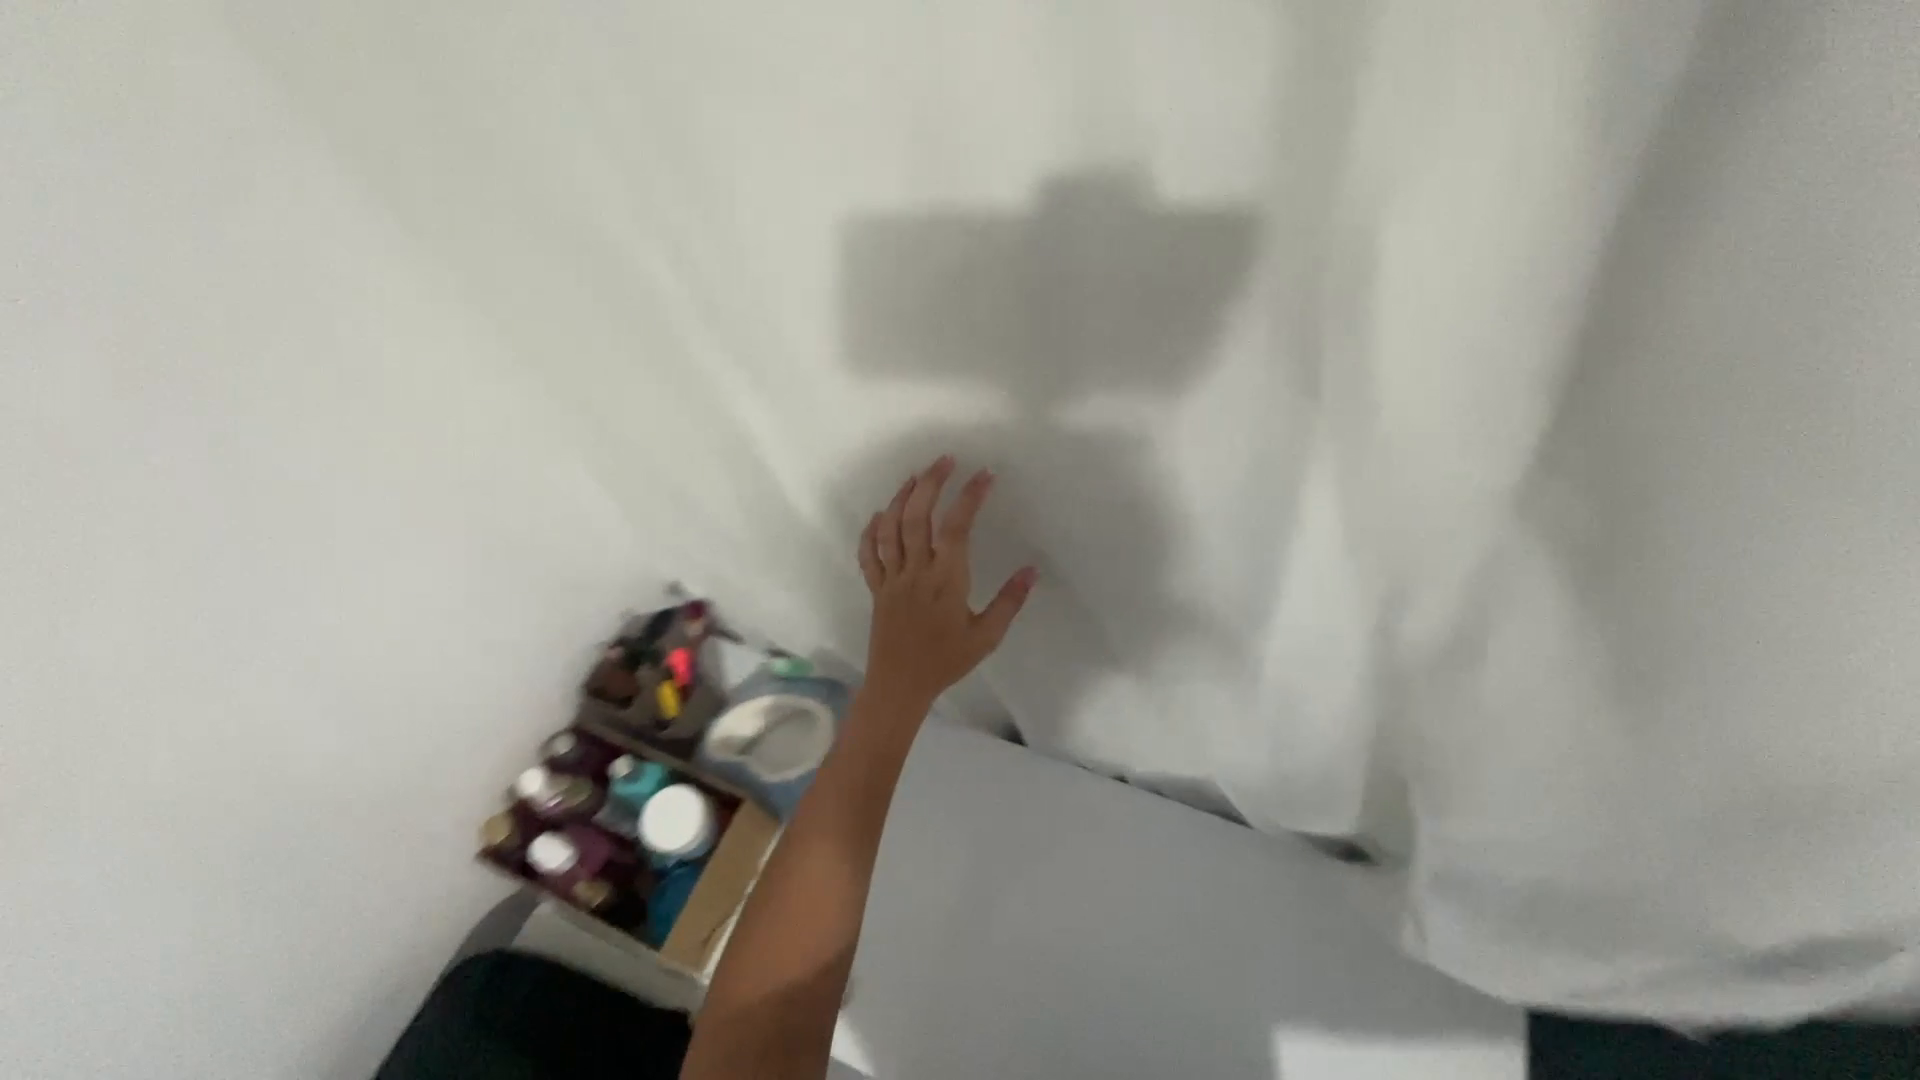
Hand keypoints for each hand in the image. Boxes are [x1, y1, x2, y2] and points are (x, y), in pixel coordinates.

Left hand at [857, 455, 1036, 709]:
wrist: (899, 685)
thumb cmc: (946, 662)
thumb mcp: (986, 637)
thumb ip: (1008, 602)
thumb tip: (1031, 571)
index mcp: (946, 580)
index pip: (957, 527)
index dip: (969, 497)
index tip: (984, 476)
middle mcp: (916, 571)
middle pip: (918, 516)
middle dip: (930, 483)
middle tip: (945, 461)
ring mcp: (892, 578)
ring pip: (891, 528)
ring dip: (901, 498)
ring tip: (916, 477)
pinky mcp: (876, 588)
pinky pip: (868, 554)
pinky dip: (871, 531)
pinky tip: (880, 515)